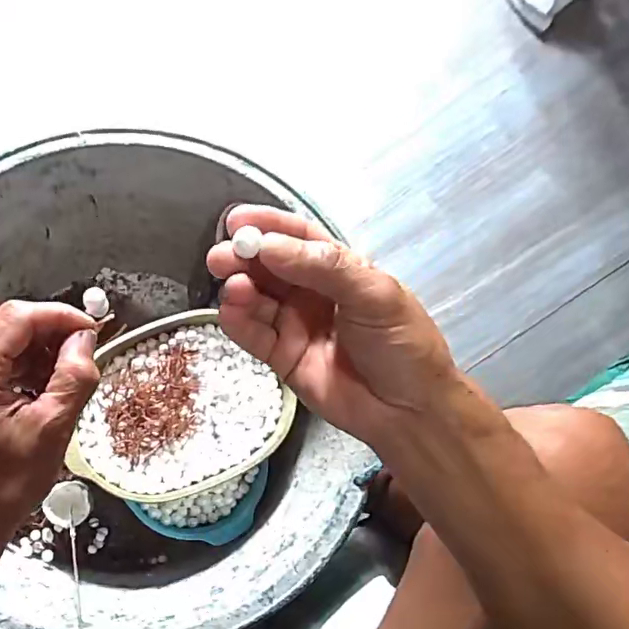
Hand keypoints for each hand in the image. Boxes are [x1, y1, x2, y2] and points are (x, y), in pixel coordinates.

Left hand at [0, 300, 98, 543]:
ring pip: (6, 340)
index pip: (18, 317)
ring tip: (68, 374)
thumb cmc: (8, 482)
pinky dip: (26, 366)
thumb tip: (85, 339)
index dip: (60, 317)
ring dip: (40, 350)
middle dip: (51, 333)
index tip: (93, 330)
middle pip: (10, 324)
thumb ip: (73, 377)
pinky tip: (47, 385)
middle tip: (85, 354)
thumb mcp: (52, 428)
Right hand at [207, 206, 457, 453]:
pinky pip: (253, 336)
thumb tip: (270, 247)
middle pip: (269, 268)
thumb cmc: (402, 344)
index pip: (299, 239)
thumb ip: (323, 267)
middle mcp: (312, 294)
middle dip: (244, 258)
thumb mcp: (374, 293)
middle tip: (221, 255)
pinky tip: (229, 311)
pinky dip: (238, 323)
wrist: (406, 408)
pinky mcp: (281, 357)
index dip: (269, 226)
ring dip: (239, 290)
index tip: (238, 220)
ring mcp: (294, 325)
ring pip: (257, 301)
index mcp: (339, 270)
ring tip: (230, 284)